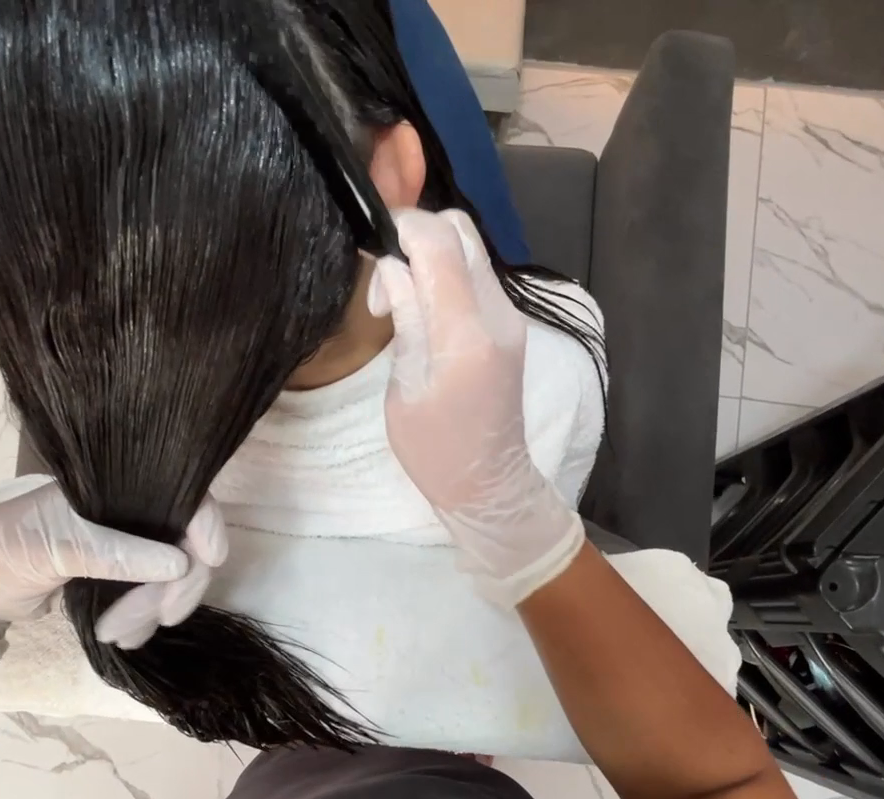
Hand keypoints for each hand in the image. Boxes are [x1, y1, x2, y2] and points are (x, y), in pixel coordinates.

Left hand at [0, 478, 226, 665]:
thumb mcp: (56, 547)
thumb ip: (117, 554)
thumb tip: (181, 564)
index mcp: (114, 487)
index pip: (181, 496)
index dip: (205, 524)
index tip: (209, 562)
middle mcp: (128, 510)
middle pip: (183, 544)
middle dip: (170, 587)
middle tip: (151, 622)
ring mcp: (126, 543)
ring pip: (171, 575)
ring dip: (154, 609)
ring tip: (120, 636)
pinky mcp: (118, 573)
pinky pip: (150, 594)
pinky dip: (144, 618)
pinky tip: (124, 636)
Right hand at [372, 208, 584, 604]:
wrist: (489, 485)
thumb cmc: (435, 452)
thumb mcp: (404, 389)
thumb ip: (405, 319)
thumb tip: (393, 266)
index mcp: (466, 334)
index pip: (439, 243)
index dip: (401, 228)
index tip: (372, 256)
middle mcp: (498, 314)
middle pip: (461, 231)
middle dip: (417, 235)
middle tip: (386, 279)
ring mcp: (510, 318)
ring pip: (471, 249)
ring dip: (432, 256)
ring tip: (402, 301)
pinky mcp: (510, 325)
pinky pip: (477, 276)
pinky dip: (447, 274)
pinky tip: (425, 310)